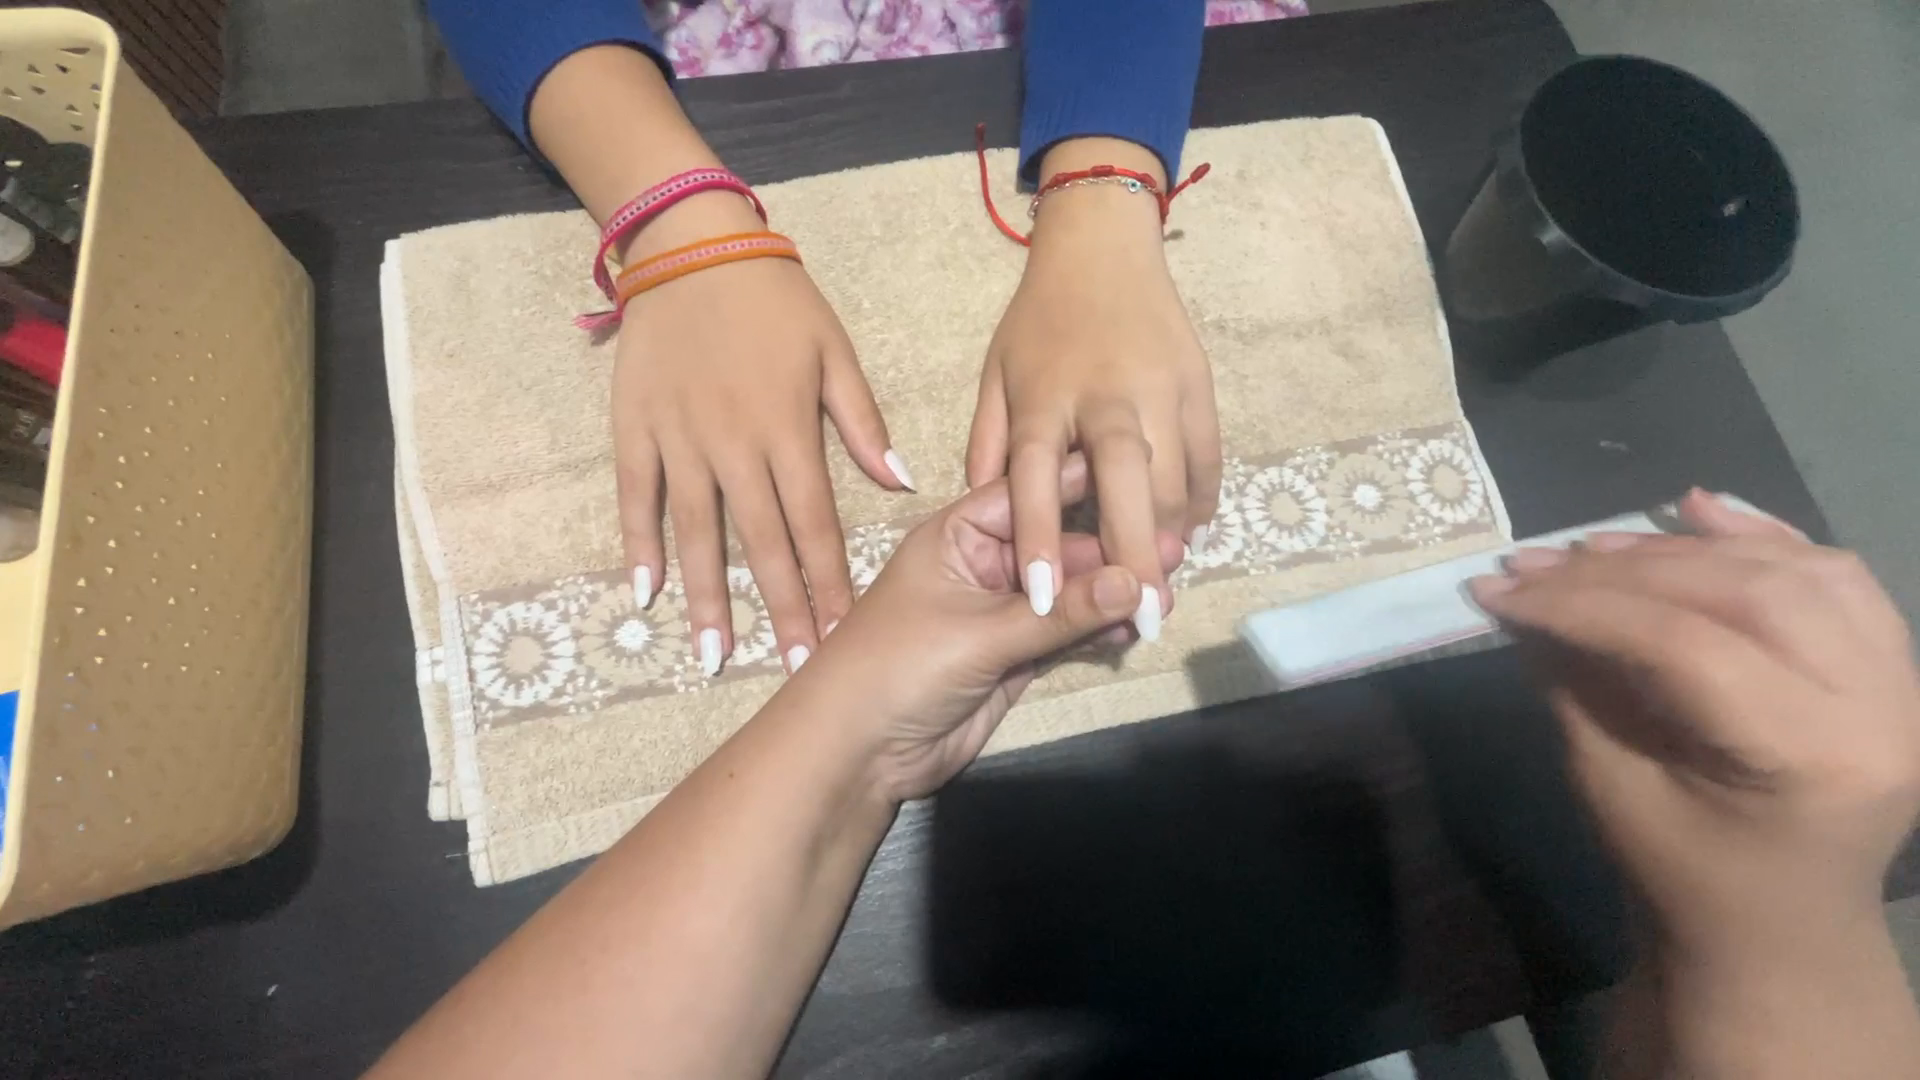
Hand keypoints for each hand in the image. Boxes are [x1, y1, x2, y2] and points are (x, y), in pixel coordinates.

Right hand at [612, 195, 911, 677]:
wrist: (693, 246)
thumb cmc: (777, 301)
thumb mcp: (835, 351)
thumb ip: (865, 423)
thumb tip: (902, 482)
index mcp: (790, 432)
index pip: (816, 525)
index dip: (830, 583)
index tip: (842, 634)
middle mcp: (735, 448)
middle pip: (763, 543)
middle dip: (781, 608)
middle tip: (793, 666)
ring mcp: (679, 442)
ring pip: (698, 532)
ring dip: (708, 596)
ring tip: (715, 654)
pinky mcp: (635, 430)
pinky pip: (636, 496)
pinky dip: (639, 544)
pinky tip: (644, 593)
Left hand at [799, 456, 1184, 801]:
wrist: (858, 750)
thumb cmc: (901, 666)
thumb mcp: (980, 632)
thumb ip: (1059, 612)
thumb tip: (1134, 583)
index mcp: (959, 535)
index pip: (1026, 497)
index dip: (1078, 486)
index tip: (1136, 472)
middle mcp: (983, 565)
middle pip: (1055, 550)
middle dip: (1107, 557)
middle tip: (1168, 556)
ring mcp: (1000, 613)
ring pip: (1064, 596)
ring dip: (1107, 598)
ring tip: (1164, 595)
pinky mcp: (1012, 657)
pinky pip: (1062, 636)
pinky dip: (1093, 633)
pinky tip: (1131, 629)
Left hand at [967, 138, 1219, 641]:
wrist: (1103, 246)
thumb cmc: (1039, 321)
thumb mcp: (995, 375)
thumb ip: (988, 444)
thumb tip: (985, 508)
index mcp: (1043, 398)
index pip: (1036, 480)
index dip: (1037, 544)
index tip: (1042, 603)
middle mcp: (1104, 398)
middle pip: (1125, 485)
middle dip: (1133, 556)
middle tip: (1141, 617)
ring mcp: (1160, 389)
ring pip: (1173, 479)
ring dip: (1169, 536)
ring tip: (1161, 581)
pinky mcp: (1200, 384)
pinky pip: (1208, 456)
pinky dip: (1202, 499)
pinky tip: (1189, 531)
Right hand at [1469, 490, 1919, 955]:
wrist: (1774, 919)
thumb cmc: (1677, 865)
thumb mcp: (1604, 778)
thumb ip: (1569, 679)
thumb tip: (1517, 600)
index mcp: (1812, 757)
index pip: (1685, 645)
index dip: (1579, 607)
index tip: (1497, 591)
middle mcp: (1885, 708)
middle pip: (1746, 593)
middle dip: (1621, 569)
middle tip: (1531, 564)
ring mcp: (1902, 683)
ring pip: (1794, 570)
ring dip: (1678, 547)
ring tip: (1589, 546)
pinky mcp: (1887, 666)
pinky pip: (1832, 576)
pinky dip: (1756, 533)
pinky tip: (1693, 507)